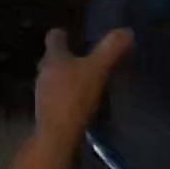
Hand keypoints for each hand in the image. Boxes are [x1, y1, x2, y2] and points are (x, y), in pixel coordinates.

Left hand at [33, 28, 132, 144]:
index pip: (53, 37)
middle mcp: (43, 72)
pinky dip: (66, 97)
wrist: (57, 137)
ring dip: (65, 78)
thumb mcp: (98, 70)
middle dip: (66, 57)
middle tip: (84, 58)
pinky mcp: (46, 112)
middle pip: (52, 58)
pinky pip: (56, 97)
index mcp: (53, 57)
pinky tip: (80, 104)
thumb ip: (111, 49)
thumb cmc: (75, 98)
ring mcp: (42, 93)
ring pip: (53, 79)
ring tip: (84, 82)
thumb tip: (127, 31)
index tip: (72, 35)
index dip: (63, 34)